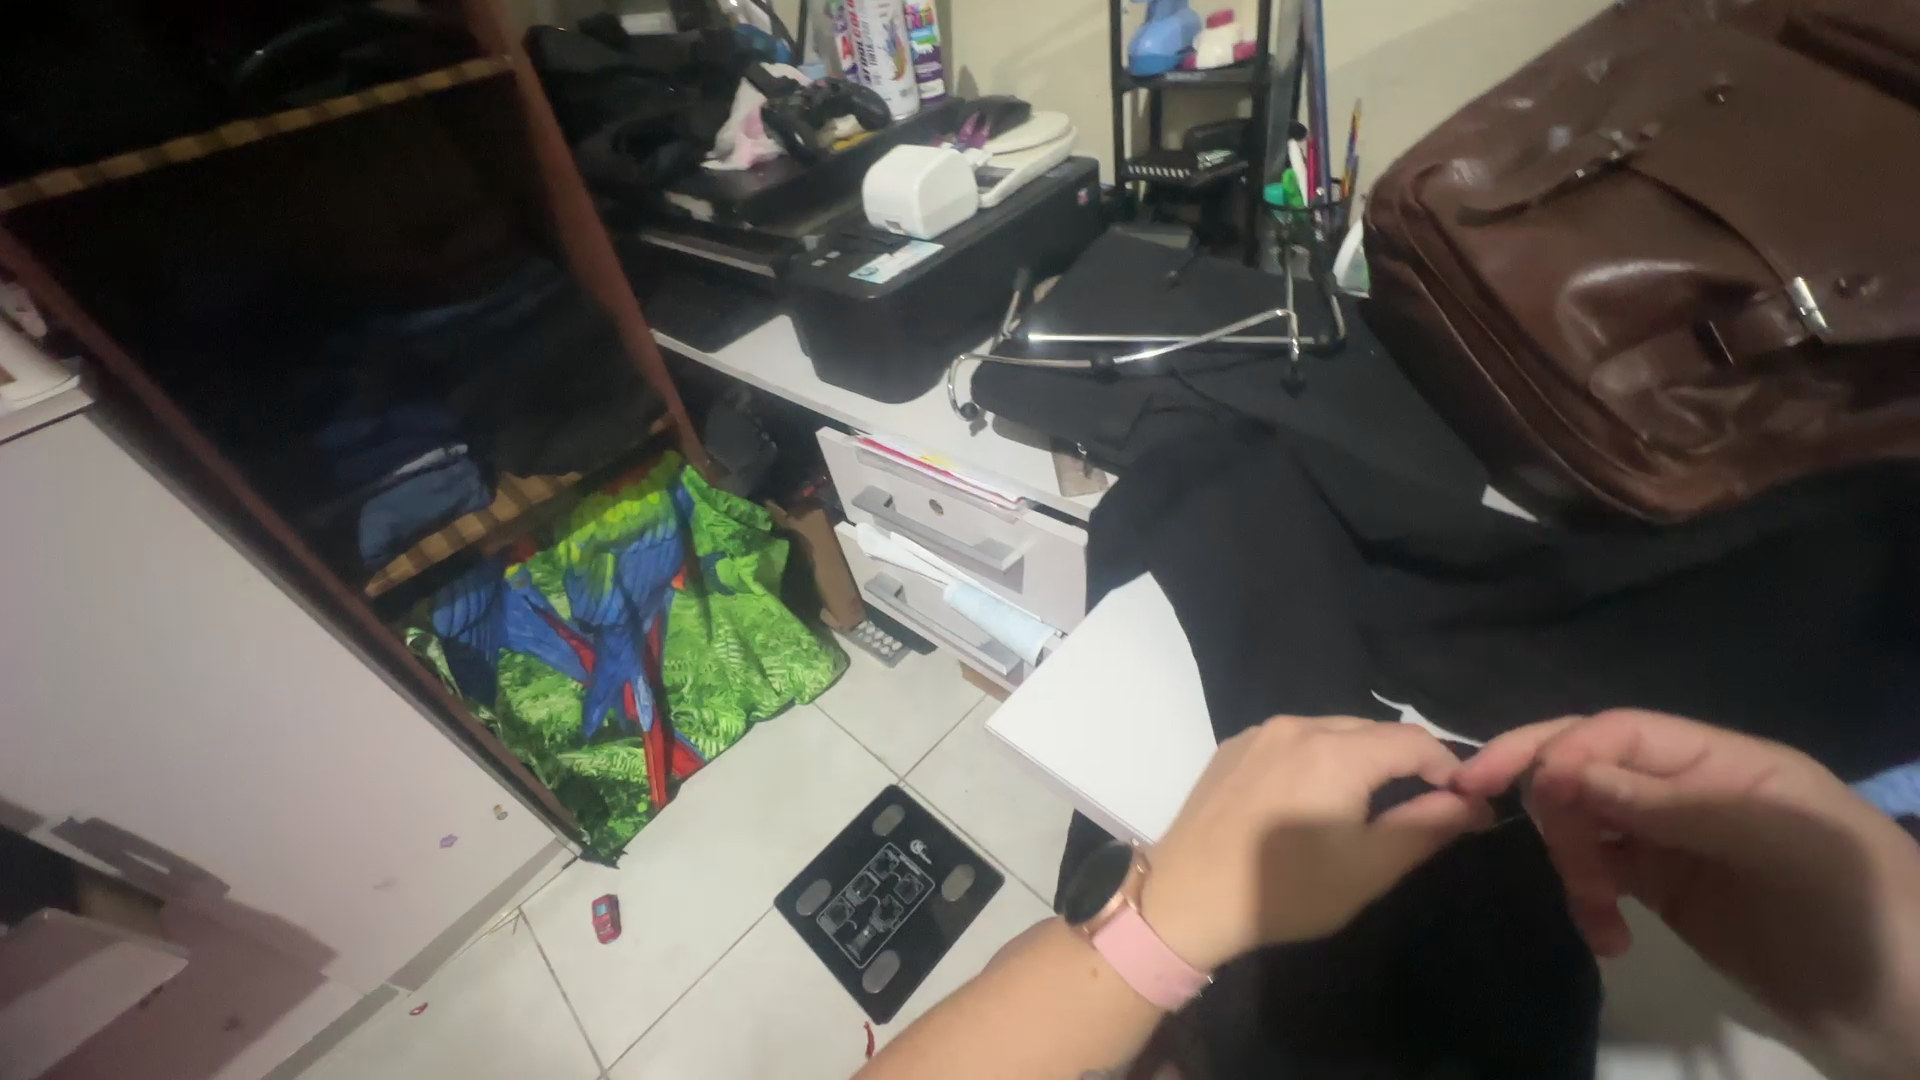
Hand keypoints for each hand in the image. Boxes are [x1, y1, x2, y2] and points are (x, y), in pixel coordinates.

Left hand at [1140, 716, 1491, 970]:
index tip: (1464, 805)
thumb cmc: (1288, 888)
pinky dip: (1316, 758)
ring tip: (1369, 803)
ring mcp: (1257, 733)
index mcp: (1334, 750)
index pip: (1413, 739)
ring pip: (1328, 731)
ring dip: (1360, 758)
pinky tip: (1312, 796)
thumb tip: (1470, 801)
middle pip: (1370, 730)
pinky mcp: (1232, 747)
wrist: (1189, 893)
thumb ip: (1426, 826)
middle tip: (1422, 807)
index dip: (1449, 768)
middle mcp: (1295, 726)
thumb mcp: (1370, 866)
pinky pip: (1291, 740)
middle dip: (1405, 762)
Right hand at [1454, 710, 1919, 1072]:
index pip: (1611, 732)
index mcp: (1717, 761)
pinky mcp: (1653, 884)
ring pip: (1574, 822)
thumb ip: (1668, 803)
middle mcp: (1681, 788)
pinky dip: (1582, 899)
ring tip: (1595, 912)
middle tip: (1534, 847)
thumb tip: (1558, 771)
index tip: (1503, 785)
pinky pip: (1590, 872)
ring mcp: (1664, 837)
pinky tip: (1604, 935)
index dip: (1554, 749)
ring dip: (1568, 863)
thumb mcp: (1777, 846)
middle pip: (1579, 769)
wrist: (1916, 1024)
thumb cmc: (1862, 914)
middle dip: (1550, 806)